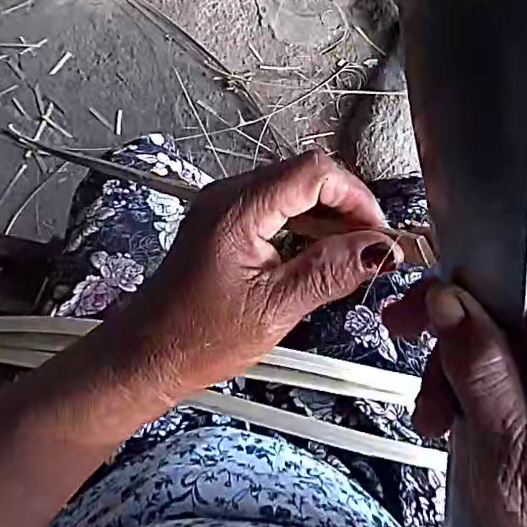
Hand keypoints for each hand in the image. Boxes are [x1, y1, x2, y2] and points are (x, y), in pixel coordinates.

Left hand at [108, 151, 401, 399]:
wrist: (147, 355)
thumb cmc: (198, 339)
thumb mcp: (276, 308)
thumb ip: (331, 272)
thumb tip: (379, 249)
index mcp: (237, 208)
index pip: (313, 171)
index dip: (355, 196)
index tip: (378, 232)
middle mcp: (229, 193)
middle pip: (306, 174)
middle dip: (346, 206)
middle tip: (371, 246)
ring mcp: (226, 203)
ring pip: (295, 188)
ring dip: (329, 217)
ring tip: (351, 254)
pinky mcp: (227, 218)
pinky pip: (278, 206)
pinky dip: (307, 224)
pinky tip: (320, 254)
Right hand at [384, 251, 526, 526]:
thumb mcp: (506, 462)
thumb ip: (480, 373)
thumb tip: (449, 300)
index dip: (485, 270)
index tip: (433, 295)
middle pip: (516, 301)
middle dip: (454, 315)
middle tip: (401, 329)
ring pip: (508, 329)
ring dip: (458, 356)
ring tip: (432, 409)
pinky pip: (515, 358)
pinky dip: (476, 375)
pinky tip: (454, 412)